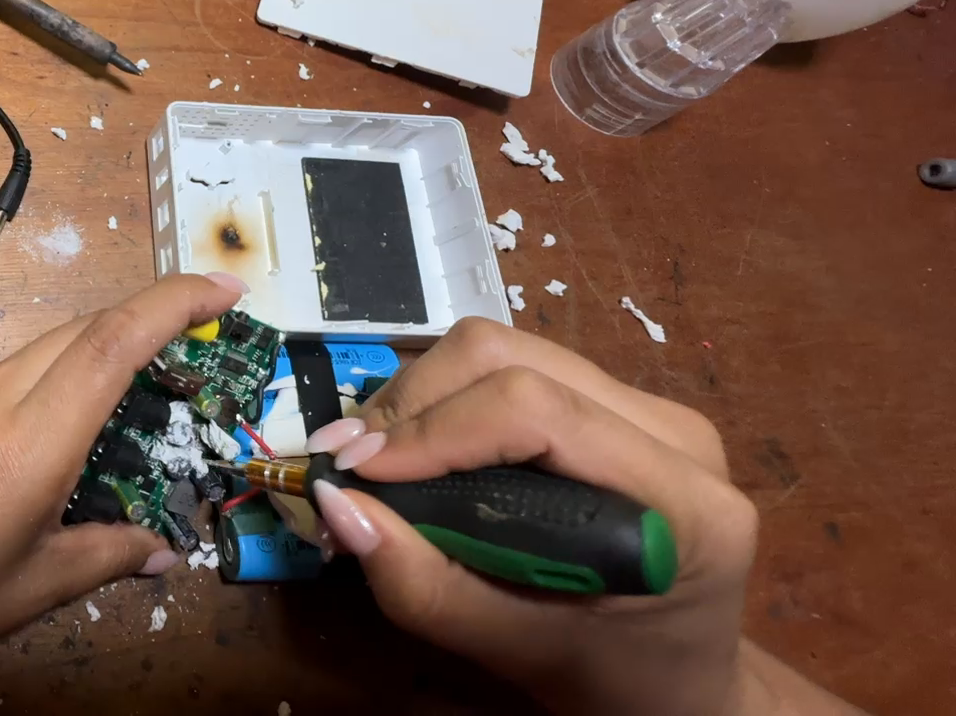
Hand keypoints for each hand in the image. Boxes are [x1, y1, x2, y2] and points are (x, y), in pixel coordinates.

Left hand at [0, 272, 244, 715]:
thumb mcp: (30, 591)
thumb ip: (106, 555)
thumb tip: (164, 551)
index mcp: (26, 442)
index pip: (110, 343)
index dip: (173, 303)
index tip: (224, 288)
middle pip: (84, 331)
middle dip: (149, 320)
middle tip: (204, 341)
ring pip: (49, 347)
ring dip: (103, 353)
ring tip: (146, 394)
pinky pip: (15, 372)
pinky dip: (60, 380)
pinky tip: (70, 427)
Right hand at [296, 318, 796, 715]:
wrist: (664, 668)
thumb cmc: (598, 667)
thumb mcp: (504, 646)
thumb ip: (417, 582)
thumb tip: (333, 500)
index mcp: (681, 500)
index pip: (531, 409)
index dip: (431, 430)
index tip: (356, 470)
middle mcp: (667, 429)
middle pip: (500, 356)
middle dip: (407, 403)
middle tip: (351, 460)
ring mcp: (634, 400)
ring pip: (487, 346)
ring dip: (411, 394)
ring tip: (373, 452)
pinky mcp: (595, 391)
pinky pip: (491, 361)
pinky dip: (429, 393)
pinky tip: (410, 440)